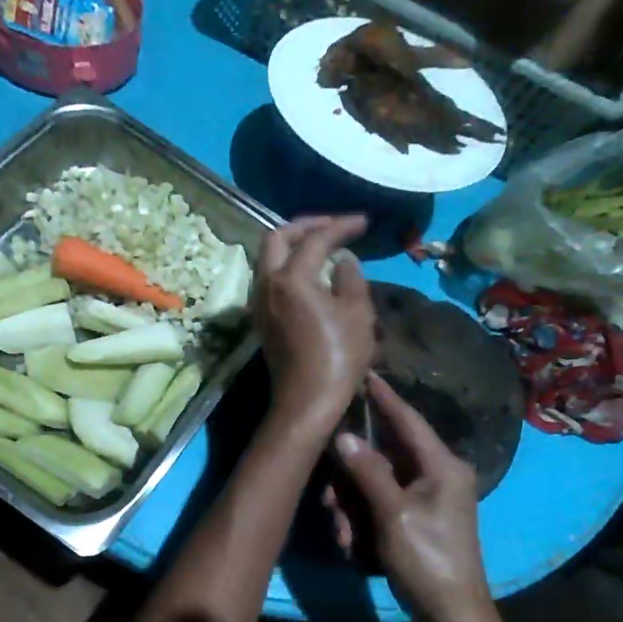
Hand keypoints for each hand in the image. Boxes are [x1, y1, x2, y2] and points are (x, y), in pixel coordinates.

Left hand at [254, 215, 374, 422]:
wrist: (308, 399)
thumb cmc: (338, 355)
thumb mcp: (357, 312)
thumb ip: (350, 278)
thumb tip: (342, 260)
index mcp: (291, 278)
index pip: (315, 239)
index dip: (341, 226)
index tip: (363, 222)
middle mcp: (267, 284)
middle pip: (276, 238)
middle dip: (305, 226)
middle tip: (332, 226)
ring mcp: (259, 302)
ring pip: (268, 258)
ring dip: (292, 245)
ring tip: (321, 246)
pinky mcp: (261, 318)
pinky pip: (269, 278)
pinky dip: (287, 266)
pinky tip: (310, 274)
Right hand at [331, 373, 494, 621]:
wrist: (451, 617)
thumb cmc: (427, 560)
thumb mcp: (393, 514)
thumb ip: (368, 471)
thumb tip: (343, 435)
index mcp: (441, 467)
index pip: (407, 420)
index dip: (384, 397)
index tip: (363, 372)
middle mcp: (436, 476)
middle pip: (381, 458)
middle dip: (349, 480)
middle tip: (328, 502)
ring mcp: (426, 499)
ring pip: (374, 485)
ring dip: (351, 508)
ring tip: (343, 537)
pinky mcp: (416, 519)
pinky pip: (379, 505)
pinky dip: (362, 522)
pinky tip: (353, 546)